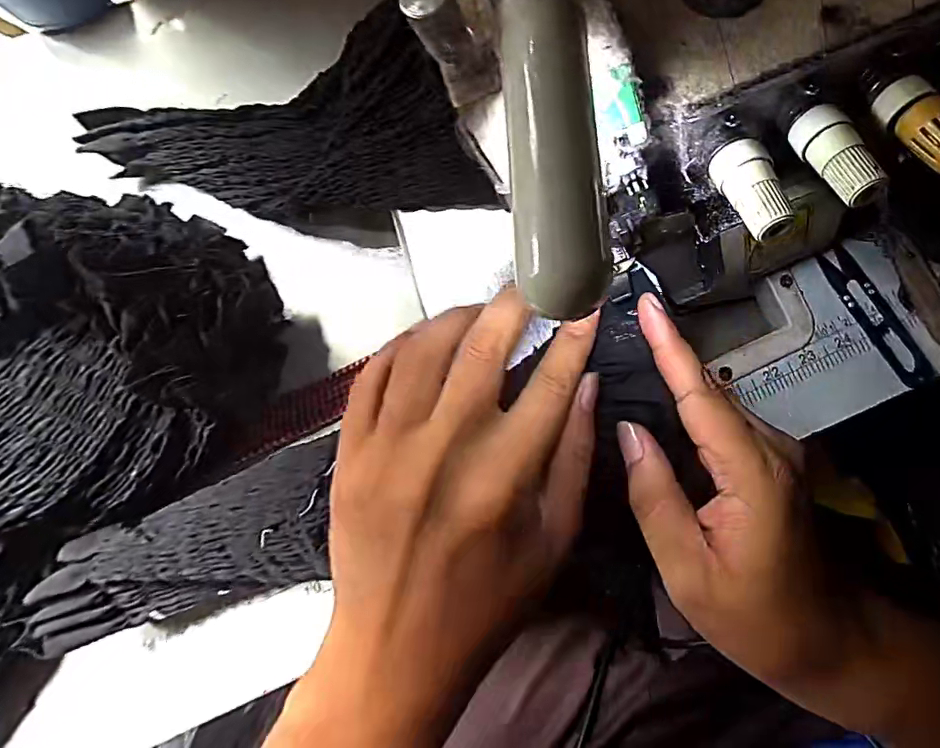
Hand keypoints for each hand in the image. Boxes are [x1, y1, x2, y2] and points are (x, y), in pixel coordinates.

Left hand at [269, 288, 599, 747]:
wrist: (391, 653)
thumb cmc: (487, 600)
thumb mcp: (554, 539)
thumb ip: (576, 454)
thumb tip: (589, 383)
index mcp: (502, 476)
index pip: (550, 383)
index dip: (574, 336)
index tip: (585, 305)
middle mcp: (443, 450)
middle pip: (483, 347)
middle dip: (516, 304)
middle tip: (533, 286)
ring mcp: (386, 447)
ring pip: (423, 348)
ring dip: (459, 316)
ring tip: (482, 312)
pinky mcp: (350, 453)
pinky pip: (372, 374)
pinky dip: (403, 344)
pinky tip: (427, 339)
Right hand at [621, 291, 939, 747]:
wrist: (830, 637)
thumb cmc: (756, 618)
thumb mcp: (688, 573)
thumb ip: (655, 496)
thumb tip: (629, 430)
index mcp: (750, 472)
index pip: (701, 395)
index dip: (670, 346)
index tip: (648, 303)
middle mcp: (771, 446)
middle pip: (710, 390)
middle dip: (668, 353)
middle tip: (626, 323)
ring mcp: (779, 449)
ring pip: (719, 402)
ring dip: (679, 379)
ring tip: (636, 355)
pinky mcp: (777, 458)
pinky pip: (727, 421)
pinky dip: (694, 407)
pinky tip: (666, 406)